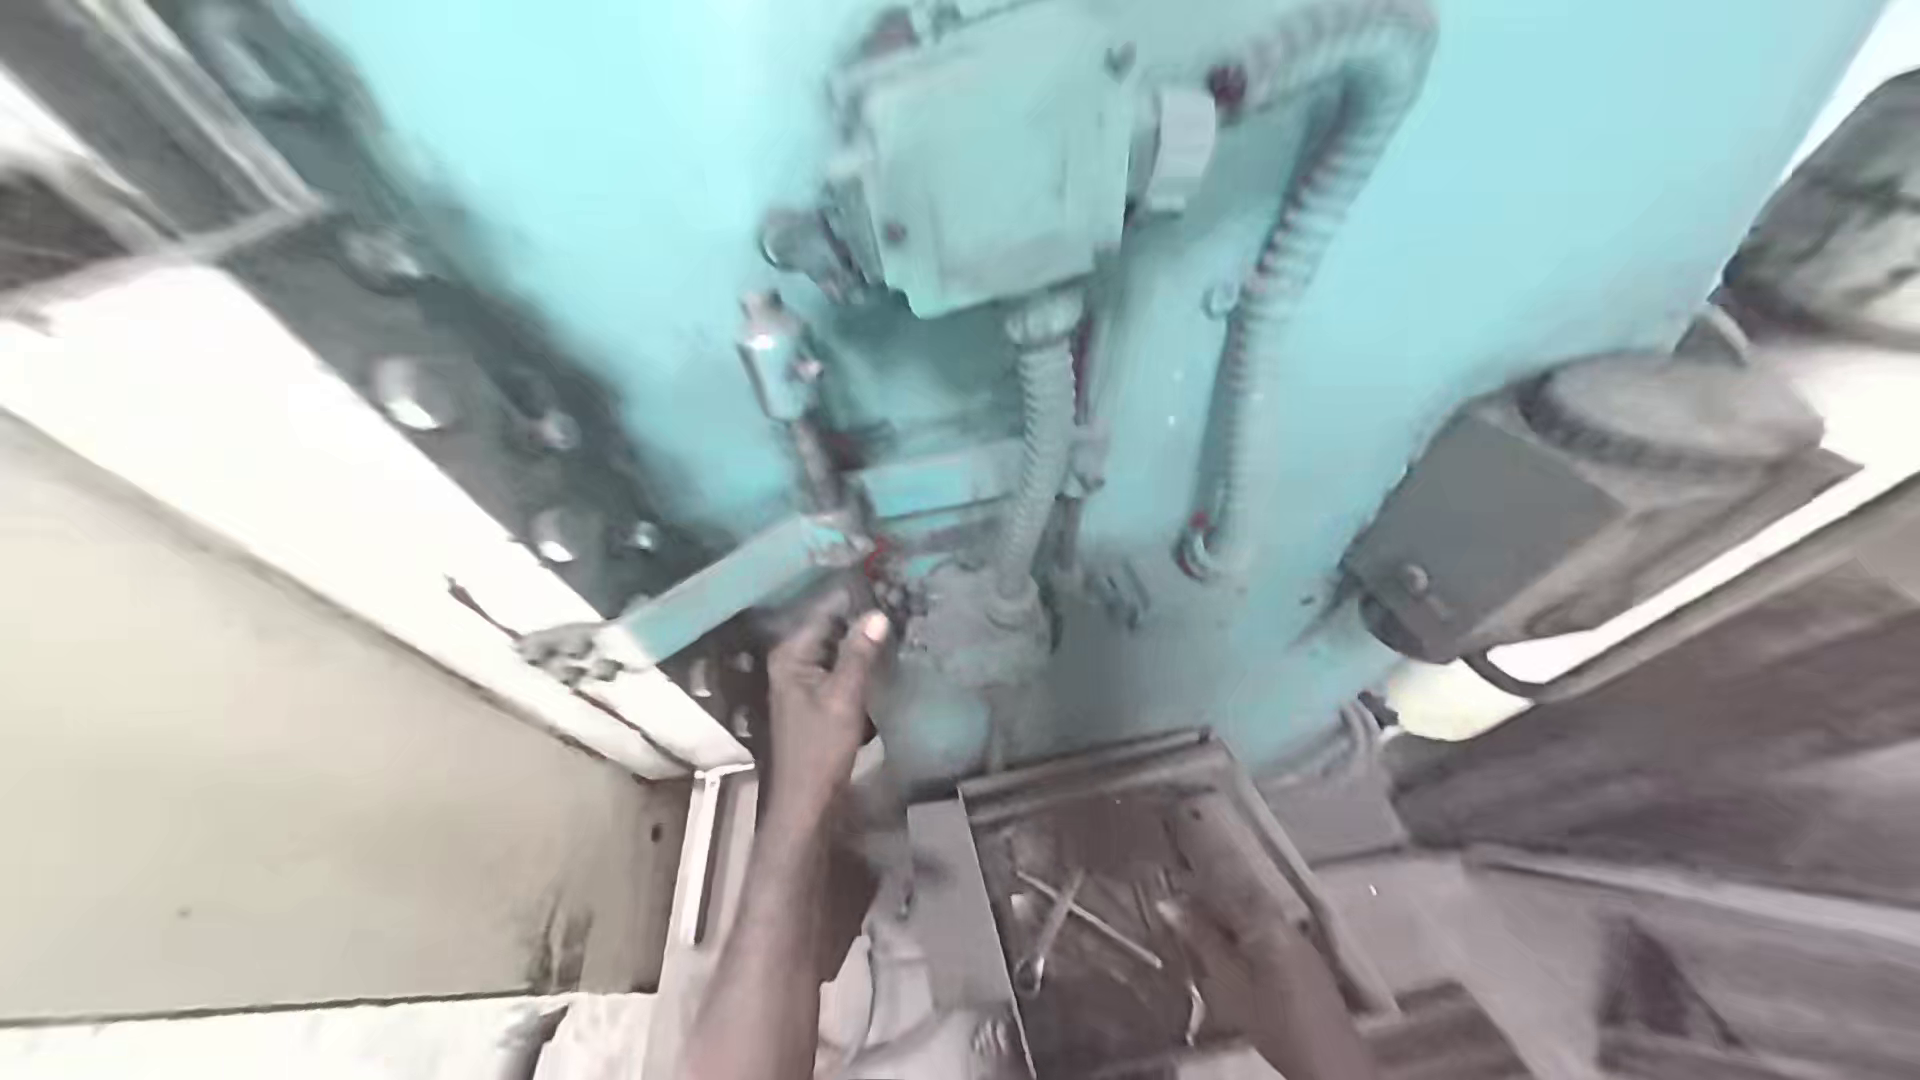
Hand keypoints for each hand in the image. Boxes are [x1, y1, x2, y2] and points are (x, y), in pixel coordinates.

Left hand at [764, 588, 890, 817]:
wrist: (806, 800)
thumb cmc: (821, 748)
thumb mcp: (844, 697)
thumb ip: (859, 654)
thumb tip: (878, 614)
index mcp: (791, 655)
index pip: (823, 612)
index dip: (851, 597)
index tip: (883, 579)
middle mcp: (792, 661)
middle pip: (828, 627)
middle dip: (859, 615)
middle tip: (896, 598)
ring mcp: (802, 678)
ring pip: (835, 646)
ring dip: (860, 637)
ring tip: (895, 619)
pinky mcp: (815, 695)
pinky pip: (838, 664)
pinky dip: (857, 658)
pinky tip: (882, 653)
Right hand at [1153, 806, 1378, 1079]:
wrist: (1334, 1070)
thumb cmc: (1276, 1022)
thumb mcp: (1230, 982)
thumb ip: (1201, 939)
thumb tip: (1166, 902)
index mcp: (1265, 919)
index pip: (1223, 887)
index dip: (1193, 883)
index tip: (1166, 880)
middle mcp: (1285, 922)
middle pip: (1239, 898)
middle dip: (1207, 900)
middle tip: (1176, 906)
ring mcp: (1300, 943)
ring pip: (1252, 917)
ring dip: (1224, 918)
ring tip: (1196, 928)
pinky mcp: (1306, 964)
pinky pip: (1265, 933)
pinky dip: (1242, 935)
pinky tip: (1229, 951)